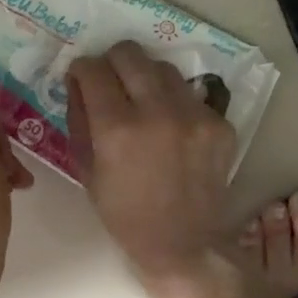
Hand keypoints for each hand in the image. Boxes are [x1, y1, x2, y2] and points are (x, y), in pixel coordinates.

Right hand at [66, 41, 236, 288]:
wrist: (184, 243)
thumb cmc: (125, 213)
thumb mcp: (86, 169)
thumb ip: (79, 118)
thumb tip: (78, 80)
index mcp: (118, 129)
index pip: (93, 69)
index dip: (82, 69)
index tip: (82, 77)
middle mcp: (158, 112)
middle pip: (130, 53)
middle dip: (112, 62)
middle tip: (111, 81)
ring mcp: (195, 115)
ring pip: (163, 67)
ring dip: (146, 78)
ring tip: (144, 103)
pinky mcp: (220, 123)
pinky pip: (190, 93)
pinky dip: (175, 102)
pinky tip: (171, 127)